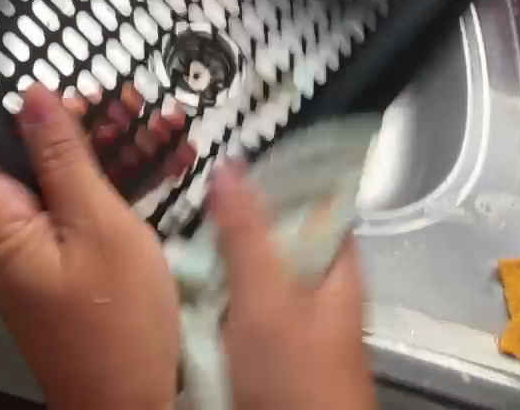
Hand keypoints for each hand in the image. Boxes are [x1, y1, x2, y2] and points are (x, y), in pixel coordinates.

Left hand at [0, 87, 178, 409]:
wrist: (133, 407)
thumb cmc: (115, 323)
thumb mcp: (97, 226)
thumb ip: (62, 157)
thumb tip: (29, 94)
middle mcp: (3, 220)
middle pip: (12, 142)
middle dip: (61, 108)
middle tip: (115, 93)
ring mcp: (34, 234)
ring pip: (55, 163)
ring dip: (100, 136)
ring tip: (150, 116)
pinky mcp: (61, 246)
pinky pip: (79, 192)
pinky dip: (113, 170)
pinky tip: (162, 154)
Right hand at [211, 164, 376, 409]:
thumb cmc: (295, 376)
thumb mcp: (266, 297)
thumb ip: (246, 232)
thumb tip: (230, 162)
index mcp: (337, 266)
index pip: (316, 198)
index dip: (281, 169)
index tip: (236, 143)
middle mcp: (320, 286)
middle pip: (282, 230)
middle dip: (241, 207)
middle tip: (194, 177)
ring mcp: (295, 319)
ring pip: (258, 264)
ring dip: (226, 244)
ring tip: (182, 213)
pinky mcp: (270, 346)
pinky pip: (243, 297)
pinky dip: (220, 280)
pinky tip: (188, 269)